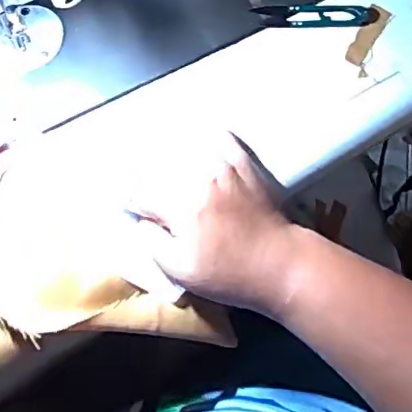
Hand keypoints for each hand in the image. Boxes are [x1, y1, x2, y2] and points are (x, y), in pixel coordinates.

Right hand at [125, 134, 302, 313]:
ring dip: (172, 154)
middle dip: (147, 176)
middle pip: (160, 165)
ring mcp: (225, 167)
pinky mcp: (245, 164)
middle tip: (145, 189)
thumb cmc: (229, 274)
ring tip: (164, 160)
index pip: (141, 193)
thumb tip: (140, 220)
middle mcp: (200, 179)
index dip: (131, 201)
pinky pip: (222, 138)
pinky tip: (200, 140)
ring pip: (188, 147)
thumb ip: (153, 243)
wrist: (281, 264)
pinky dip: (207, 137)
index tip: (131, 208)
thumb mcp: (181, 271)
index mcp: (182, 206)